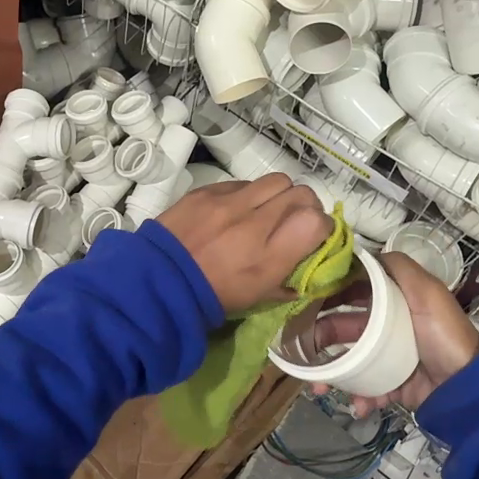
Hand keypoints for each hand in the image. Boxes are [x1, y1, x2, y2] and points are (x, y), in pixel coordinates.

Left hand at [154, 172, 331, 314]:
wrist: (158, 280)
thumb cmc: (212, 296)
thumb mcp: (260, 297)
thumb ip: (291, 277)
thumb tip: (312, 262)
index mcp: (269, 256)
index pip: (316, 220)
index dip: (321, 226)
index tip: (314, 234)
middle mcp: (254, 222)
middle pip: (301, 193)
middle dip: (304, 206)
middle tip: (293, 220)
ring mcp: (229, 202)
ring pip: (275, 180)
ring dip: (278, 195)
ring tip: (266, 211)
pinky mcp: (207, 191)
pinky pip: (242, 183)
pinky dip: (247, 194)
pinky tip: (235, 210)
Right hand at [311, 252, 478, 415]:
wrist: (469, 385)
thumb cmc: (443, 334)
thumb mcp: (426, 291)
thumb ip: (397, 267)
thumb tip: (363, 253)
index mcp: (394, 301)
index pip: (353, 293)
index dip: (328, 297)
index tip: (303, 304)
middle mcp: (389, 327)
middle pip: (344, 329)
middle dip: (321, 340)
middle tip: (303, 352)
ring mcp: (390, 357)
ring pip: (350, 361)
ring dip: (332, 375)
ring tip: (320, 388)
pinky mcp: (395, 385)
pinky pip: (368, 389)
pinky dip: (360, 397)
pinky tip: (359, 404)